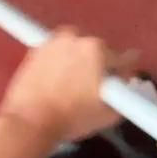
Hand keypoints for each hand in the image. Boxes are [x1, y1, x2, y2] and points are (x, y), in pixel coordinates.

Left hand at [0, 28, 133, 143]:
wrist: (29, 121)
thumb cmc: (73, 117)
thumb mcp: (109, 113)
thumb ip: (127, 96)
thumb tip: (125, 84)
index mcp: (98, 49)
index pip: (123, 59)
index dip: (122, 75)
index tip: (117, 88)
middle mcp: (77, 36)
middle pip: (98, 51)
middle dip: (98, 66)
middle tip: (92, 89)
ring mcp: (54, 40)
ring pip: (76, 49)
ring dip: (78, 60)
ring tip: (72, 84)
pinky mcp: (35, 48)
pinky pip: (57, 52)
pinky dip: (60, 61)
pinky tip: (57, 80)